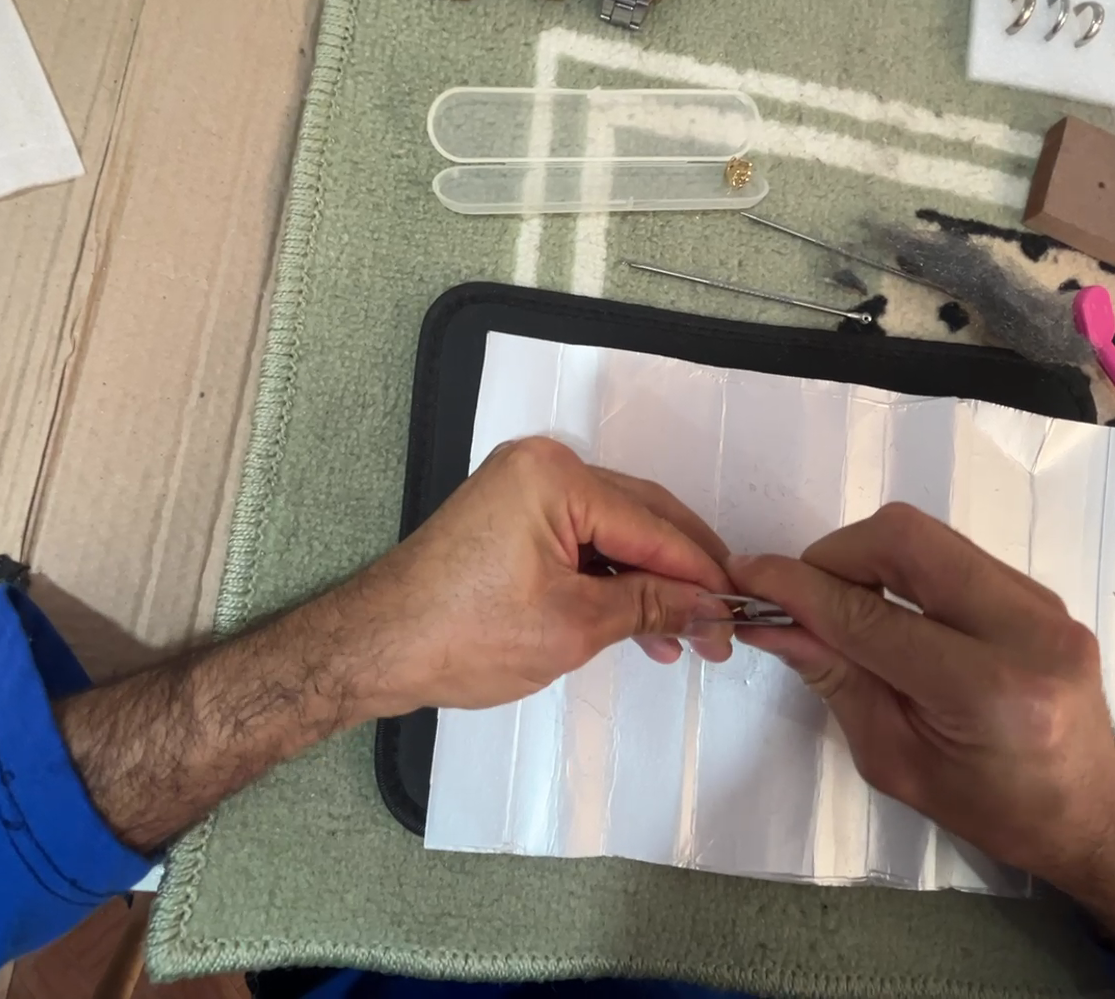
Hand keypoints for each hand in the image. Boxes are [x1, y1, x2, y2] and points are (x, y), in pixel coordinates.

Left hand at [57, 436, 733, 850]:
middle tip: (717, 626)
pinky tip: (635, 622)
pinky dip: (609, 578)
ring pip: (614, 530)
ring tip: (679, 638)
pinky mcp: (513, 514)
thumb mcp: (574, 626)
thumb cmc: (463, 635)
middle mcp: (542, 466)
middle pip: (640, 517)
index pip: (654, 526)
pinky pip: (581, 538)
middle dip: (681, 575)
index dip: (702, 574)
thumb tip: (712, 608)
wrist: (376, 648)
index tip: (738, 613)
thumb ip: (653, 607)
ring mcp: (524, 487)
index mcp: (557, 477)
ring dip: (648, 582)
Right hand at [729, 503, 1114, 969]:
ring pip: (923, 533)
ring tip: (843, 603)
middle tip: (805, 595)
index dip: (795, 588)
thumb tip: (768, 623)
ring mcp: (1040, 602)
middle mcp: (1025, 629)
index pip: (866, 615)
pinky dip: (896, 565)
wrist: (1092, 812)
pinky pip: (945, 549)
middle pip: (903, 538)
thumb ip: (832, 678)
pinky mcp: (1036, 590)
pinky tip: (886, 606)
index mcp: (987, 691)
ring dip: (862, 556)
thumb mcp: (891, 758)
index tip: (746, 575)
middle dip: (833, 555)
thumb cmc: (986, 805)